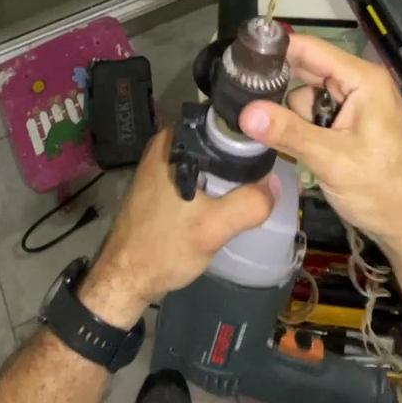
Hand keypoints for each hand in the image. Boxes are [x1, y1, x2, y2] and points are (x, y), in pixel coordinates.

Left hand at [78, 128, 276, 327]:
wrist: (125, 279)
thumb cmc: (163, 248)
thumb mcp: (213, 229)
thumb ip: (249, 204)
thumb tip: (276, 183)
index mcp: (174, 139)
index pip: (225, 123)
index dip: (252, 136)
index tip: (275, 152)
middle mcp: (167, 143)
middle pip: (220, 141)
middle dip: (244, 158)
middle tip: (270, 175)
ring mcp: (164, 162)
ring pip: (212, 159)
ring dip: (231, 174)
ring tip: (257, 187)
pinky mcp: (165, 181)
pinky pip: (201, 172)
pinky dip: (216, 184)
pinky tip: (231, 200)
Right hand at [239, 35, 401, 252]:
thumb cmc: (382, 190)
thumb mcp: (332, 160)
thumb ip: (289, 132)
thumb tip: (246, 112)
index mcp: (363, 79)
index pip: (310, 49)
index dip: (275, 49)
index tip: (239, 58)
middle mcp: (359, 83)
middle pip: (305, 70)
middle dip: (280, 88)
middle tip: (246, 104)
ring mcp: (354, 102)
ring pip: (306, 94)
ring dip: (294, 117)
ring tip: (291, 145)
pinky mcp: (349, 121)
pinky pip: (315, 112)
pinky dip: (303, 127)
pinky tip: (299, 148)